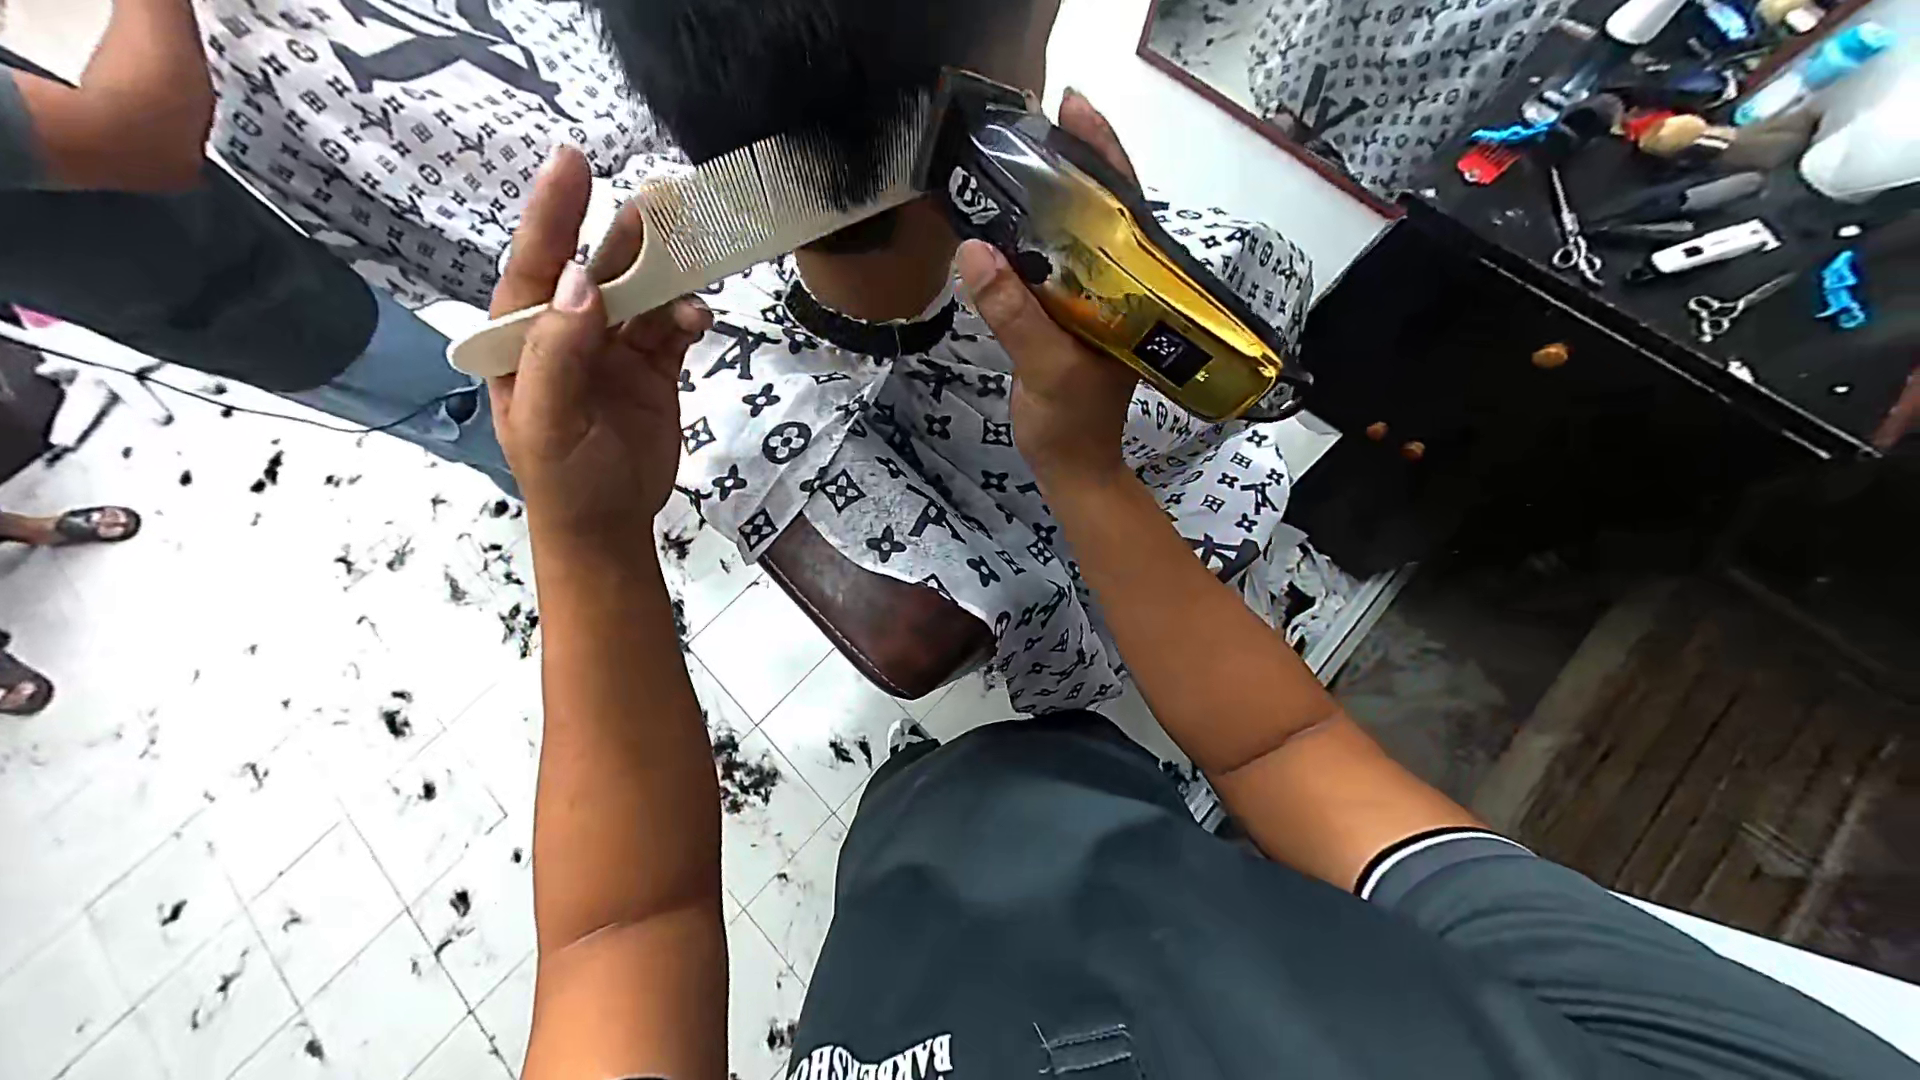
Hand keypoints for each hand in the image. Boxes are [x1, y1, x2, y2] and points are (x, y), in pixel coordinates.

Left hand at [488, 146, 712, 545]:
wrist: (610, 523)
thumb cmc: (564, 479)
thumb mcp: (549, 423)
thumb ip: (558, 353)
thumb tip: (582, 283)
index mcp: (525, 341)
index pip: (534, 268)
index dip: (551, 215)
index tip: (572, 164)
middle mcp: (569, 336)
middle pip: (595, 272)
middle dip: (622, 240)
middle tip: (656, 207)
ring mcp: (615, 352)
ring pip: (642, 298)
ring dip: (665, 280)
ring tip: (691, 261)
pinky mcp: (654, 371)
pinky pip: (673, 332)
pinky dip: (688, 319)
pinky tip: (699, 319)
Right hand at [956, 90, 1140, 490]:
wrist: (1073, 468)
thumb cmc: (1071, 425)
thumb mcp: (1046, 369)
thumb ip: (1015, 313)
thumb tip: (974, 249)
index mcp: (1132, 294)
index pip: (1126, 209)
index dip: (1103, 155)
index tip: (1071, 110)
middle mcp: (1119, 290)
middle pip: (1101, 215)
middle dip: (1070, 170)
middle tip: (1028, 130)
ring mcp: (1093, 305)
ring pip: (1074, 243)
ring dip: (1047, 205)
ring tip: (1011, 166)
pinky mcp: (1068, 321)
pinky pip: (1050, 272)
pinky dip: (1028, 247)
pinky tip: (1002, 229)